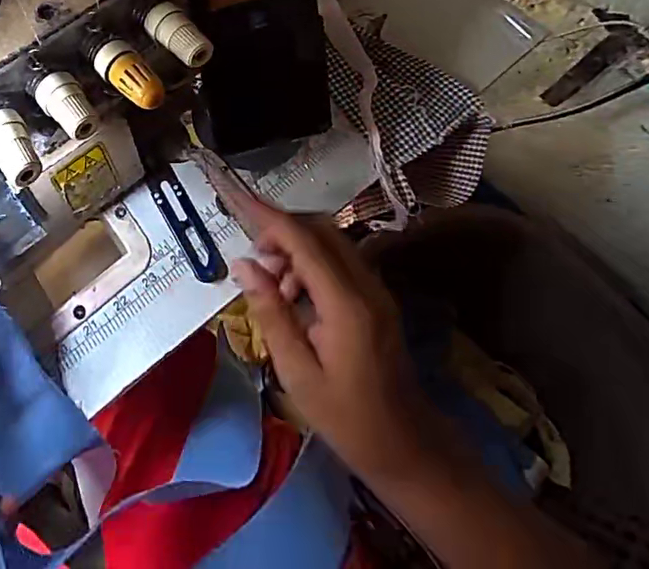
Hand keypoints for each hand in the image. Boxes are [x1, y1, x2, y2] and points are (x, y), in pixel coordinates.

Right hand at [213, 173, 603, 567]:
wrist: (409, 448)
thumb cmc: (348, 419)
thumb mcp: (297, 373)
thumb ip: (271, 313)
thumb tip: (243, 264)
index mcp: (346, 305)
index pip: (304, 242)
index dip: (270, 217)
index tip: (239, 199)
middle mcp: (366, 286)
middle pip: (322, 231)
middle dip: (283, 230)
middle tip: (254, 256)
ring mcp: (376, 291)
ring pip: (332, 243)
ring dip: (296, 248)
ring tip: (272, 286)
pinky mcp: (377, 299)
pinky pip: (340, 262)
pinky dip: (311, 264)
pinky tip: (294, 296)